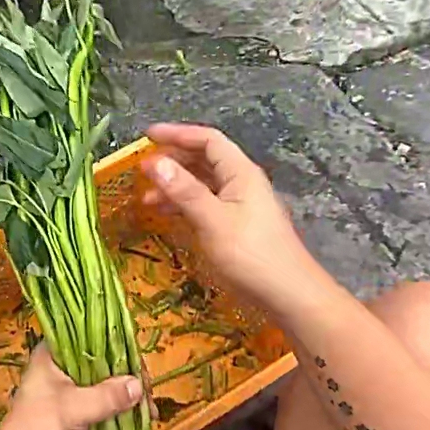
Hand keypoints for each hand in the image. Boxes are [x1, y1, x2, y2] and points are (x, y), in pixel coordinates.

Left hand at [0, 345, 142, 429]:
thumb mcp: (71, 409)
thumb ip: (105, 396)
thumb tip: (139, 385)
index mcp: (54, 354)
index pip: (91, 337)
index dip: (117, 346)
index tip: (139, 364)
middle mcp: (65, 367)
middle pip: (105, 363)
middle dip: (129, 378)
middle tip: (148, 395)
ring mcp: (75, 391)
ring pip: (110, 386)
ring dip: (130, 398)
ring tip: (150, 413)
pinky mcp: (83, 413)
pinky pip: (110, 407)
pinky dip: (125, 412)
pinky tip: (143, 421)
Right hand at [141, 122, 316, 314]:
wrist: (288, 295)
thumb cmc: (251, 254)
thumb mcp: (212, 220)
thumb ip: (183, 190)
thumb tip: (154, 162)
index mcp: (240, 173)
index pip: (208, 140)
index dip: (177, 134)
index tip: (147, 136)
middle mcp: (240, 183)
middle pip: (203, 159)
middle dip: (172, 161)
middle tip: (141, 169)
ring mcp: (239, 205)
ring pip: (201, 184)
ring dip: (173, 186)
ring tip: (145, 198)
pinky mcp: (235, 225)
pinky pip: (203, 204)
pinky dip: (182, 205)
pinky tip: (165, 215)